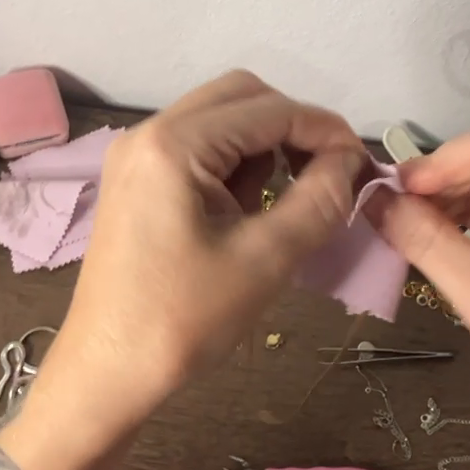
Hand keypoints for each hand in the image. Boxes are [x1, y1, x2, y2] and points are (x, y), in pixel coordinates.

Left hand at [37, 71, 367, 436]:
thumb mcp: (264, 260)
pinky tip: (250, 209)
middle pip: (240, 97)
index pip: (268, 110)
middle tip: (330, 175)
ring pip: (220, 120)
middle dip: (293, 128)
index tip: (362, 165)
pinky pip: (199, 149)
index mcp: (173, 145)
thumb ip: (319, 200)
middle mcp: (148, 134)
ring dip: (264, 146)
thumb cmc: (182, 321)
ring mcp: (138, 156)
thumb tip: (352, 162)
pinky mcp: (138, 181)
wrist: (107, 372)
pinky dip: (235, 165)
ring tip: (288, 201)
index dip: (324, 131)